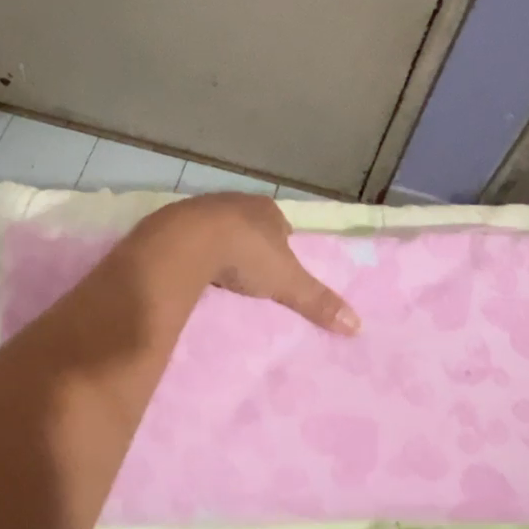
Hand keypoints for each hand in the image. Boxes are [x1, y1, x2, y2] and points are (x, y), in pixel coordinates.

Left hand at [145, 193, 359, 335]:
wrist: (185, 243)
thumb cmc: (244, 255)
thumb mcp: (287, 282)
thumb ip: (318, 301)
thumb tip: (357, 326)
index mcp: (266, 210)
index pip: (281, 226)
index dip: (282, 245)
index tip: (278, 268)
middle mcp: (234, 202)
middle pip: (248, 224)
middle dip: (249, 244)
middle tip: (250, 272)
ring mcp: (200, 208)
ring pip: (217, 228)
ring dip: (219, 245)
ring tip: (220, 272)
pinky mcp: (171, 221)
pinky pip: (188, 237)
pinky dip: (192, 250)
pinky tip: (191, 268)